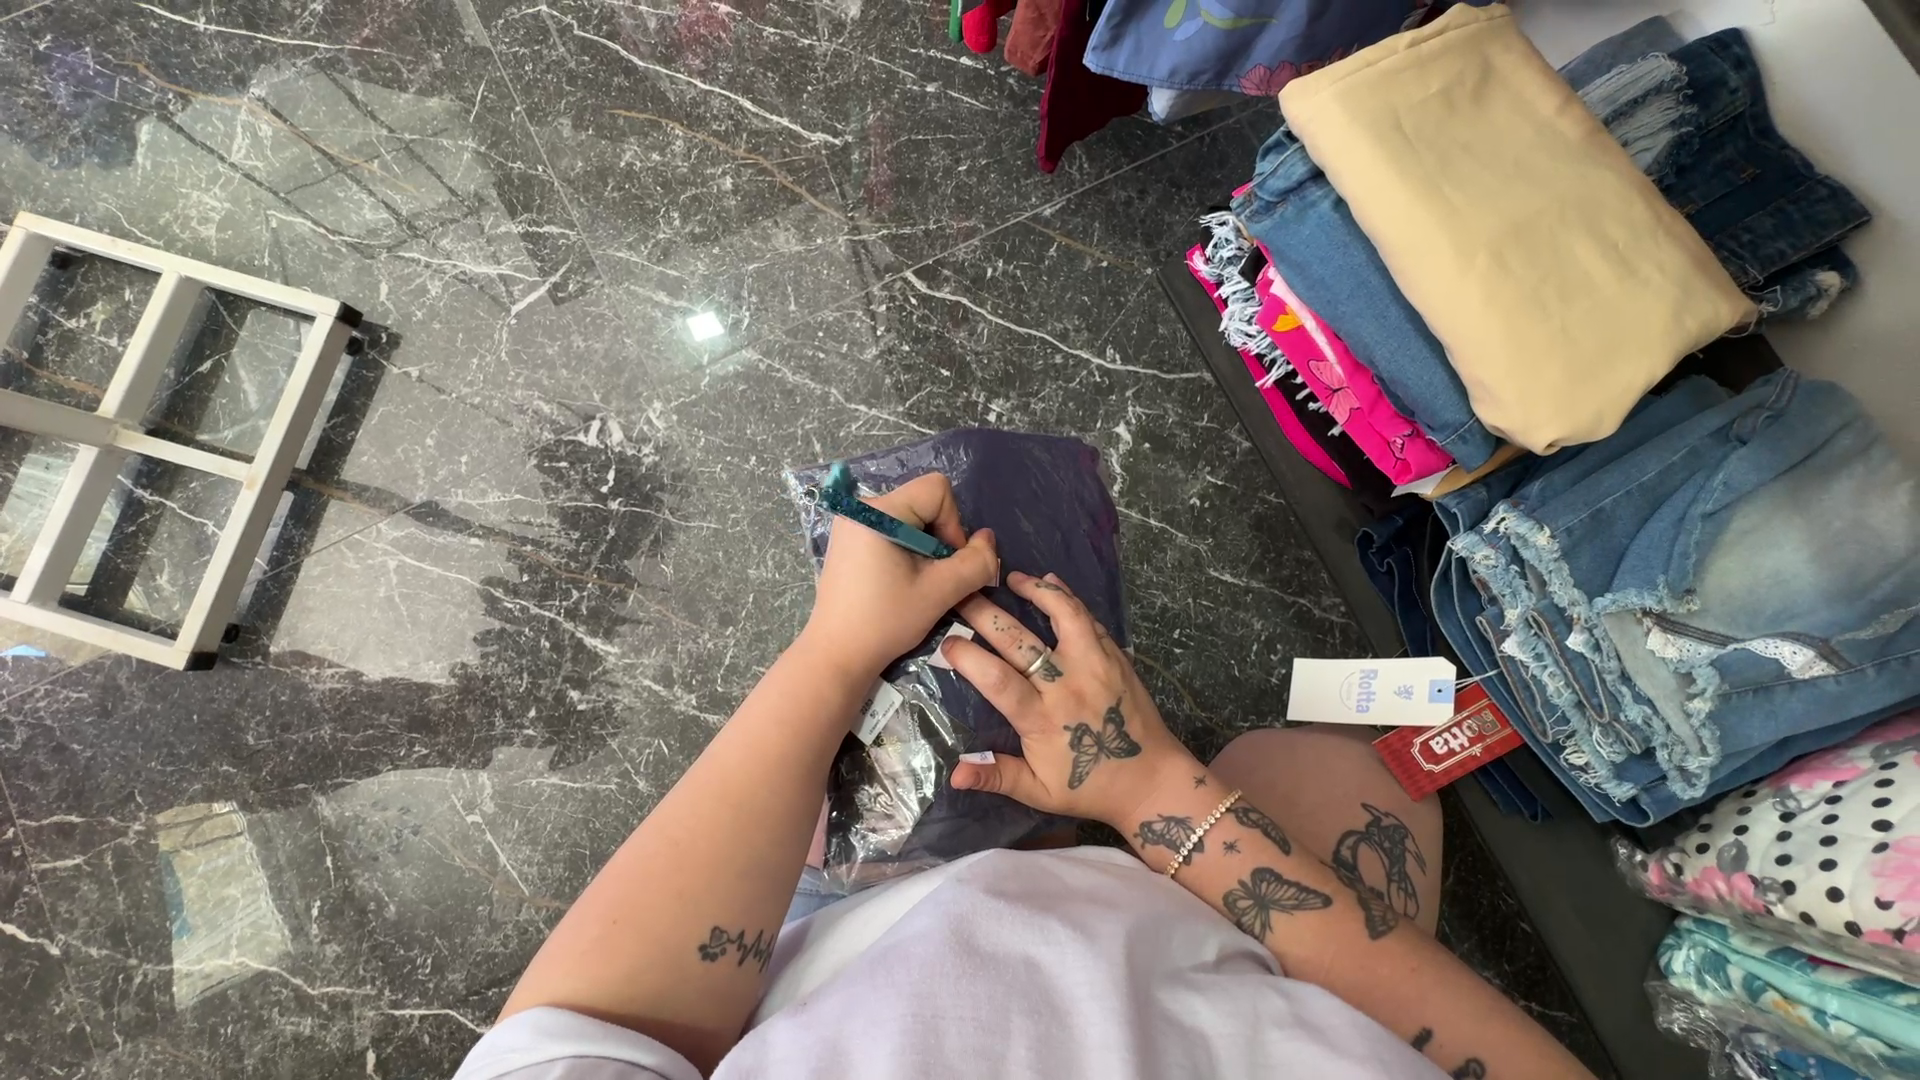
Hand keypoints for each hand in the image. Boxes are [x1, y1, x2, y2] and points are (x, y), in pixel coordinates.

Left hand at [798, 472, 999, 681]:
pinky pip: (893, 529)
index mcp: (877, 512)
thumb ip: (975, 563)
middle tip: (933, 577)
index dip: (953, 524)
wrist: (836, 654)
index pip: (937, 490)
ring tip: (916, 582)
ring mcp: (852, 523)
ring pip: (911, 517)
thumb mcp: (940, 592)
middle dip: (940, 537)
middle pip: (924, 501)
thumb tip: (988, 539)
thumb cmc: (885, 622)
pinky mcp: (850, 540)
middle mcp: (861, 508)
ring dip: (925, 547)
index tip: (944, 563)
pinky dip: (907, 550)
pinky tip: (899, 581)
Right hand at [940, 571, 1198, 827]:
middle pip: (1020, 642)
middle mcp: (1068, 685)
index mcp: (1043, 720)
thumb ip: (995, 777)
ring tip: (1011, 577)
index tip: (947, 643)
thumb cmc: (1089, 788)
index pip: (998, 681)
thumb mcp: (1038, 793)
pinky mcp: (1115, 656)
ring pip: (1064, 616)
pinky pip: (1088, 619)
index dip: (969, 658)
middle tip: (961, 596)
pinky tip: (1050, 582)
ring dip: (1036, 592)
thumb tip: (953, 774)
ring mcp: (1095, 666)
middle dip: (986, 615)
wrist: (1152, 780)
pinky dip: (1068, 598)